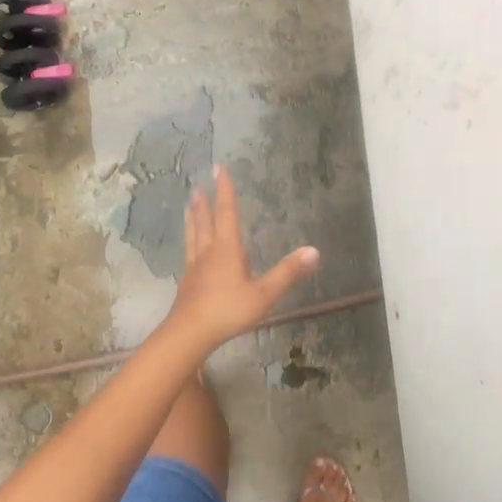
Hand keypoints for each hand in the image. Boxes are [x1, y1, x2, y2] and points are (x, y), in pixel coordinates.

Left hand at [165, 167, 319, 349]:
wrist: (189, 333)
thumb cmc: (228, 311)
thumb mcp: (264, 294)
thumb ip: (287, 273)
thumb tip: (314, 250)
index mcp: (227, 249)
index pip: (226, 213)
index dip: (224, 190)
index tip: (218, 168)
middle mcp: (208, 252)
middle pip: (204, 221)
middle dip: (204, 202)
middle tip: (199, 184)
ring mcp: (194, 267)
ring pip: (193, 235)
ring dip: (192, 218)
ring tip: (189, 205)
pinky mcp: (187, 282)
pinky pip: (189, 253)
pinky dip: (190, 241)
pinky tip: (190, 248)